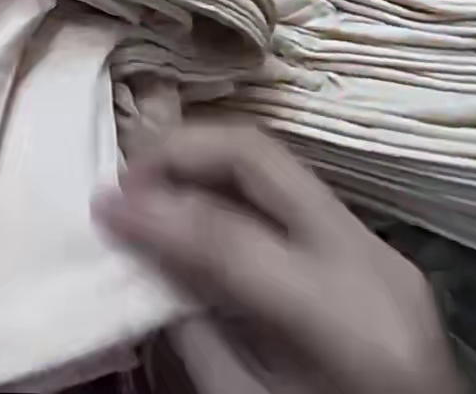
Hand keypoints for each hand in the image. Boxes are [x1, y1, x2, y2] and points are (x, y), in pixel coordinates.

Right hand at [95, 122, 460, 393]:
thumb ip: (186, 316)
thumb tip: (132, 241)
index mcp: (349, 323)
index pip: (227, 237)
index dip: (153, 213)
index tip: (99, 203)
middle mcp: (371, 262)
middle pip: (255, 155)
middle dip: (176, 151)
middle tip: (126, 176)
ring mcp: (376, 245)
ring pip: (266, 156)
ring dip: (196, 158)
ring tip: (148, 184)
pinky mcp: (368, 242)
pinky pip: (280, 186)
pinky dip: (223, 180)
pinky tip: (190, 201)